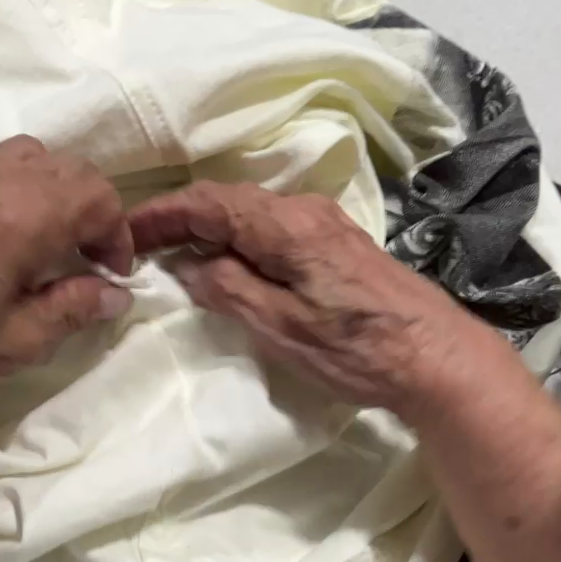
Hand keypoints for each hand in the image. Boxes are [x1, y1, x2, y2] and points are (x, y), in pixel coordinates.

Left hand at [0, 135, 133, 414]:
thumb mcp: (14, 343)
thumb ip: (70, 310)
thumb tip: (113, 295)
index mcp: (21, 213)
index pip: (95, 192)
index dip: (116, 232)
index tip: (111, 275)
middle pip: (65, 166)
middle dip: (90, 208)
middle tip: (85, 261)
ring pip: (25, 158)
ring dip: (51, 194)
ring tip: (46, 247)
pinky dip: (12, 191)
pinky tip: (0, 241)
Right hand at [129, 181, 495, 413]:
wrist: (436, 359)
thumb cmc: (355, 349)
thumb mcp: (280, 327)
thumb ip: (228, 289)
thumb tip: (189, 266)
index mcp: (286, 226)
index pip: (208, 202)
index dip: (162, 213)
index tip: (124, 231)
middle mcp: (304, 212)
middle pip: (227, 202)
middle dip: (180, 220)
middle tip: (140, 247)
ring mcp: (324, 225)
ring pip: (249, 215)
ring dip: (208, 230)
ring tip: (172, 256)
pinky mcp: (336, 246)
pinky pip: (270, 230)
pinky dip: (236, 240)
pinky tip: (225, 264)